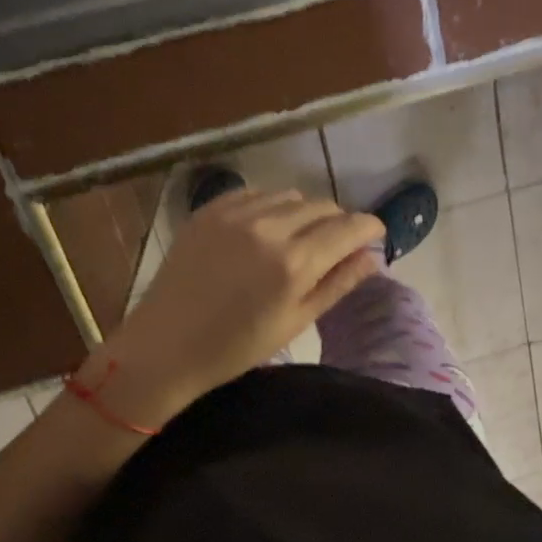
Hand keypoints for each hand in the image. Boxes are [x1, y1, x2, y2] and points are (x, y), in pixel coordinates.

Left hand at [85, 188, 384, 426]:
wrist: (166, 345)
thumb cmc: (236, 347)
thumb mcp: (295, 322)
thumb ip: (336, 285)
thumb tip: (372, 258)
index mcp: (294, 263)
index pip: (349, 227)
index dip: (369, 228)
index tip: (375, 235)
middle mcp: (269, 227)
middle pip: (322, 206)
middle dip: (338, 221)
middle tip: (337, 244)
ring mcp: (235, 213)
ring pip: (290, 196)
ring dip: (305, 212)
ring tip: (298, 239)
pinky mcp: (210, 210)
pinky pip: (255, 194)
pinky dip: (271, 207)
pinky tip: (265, 230)